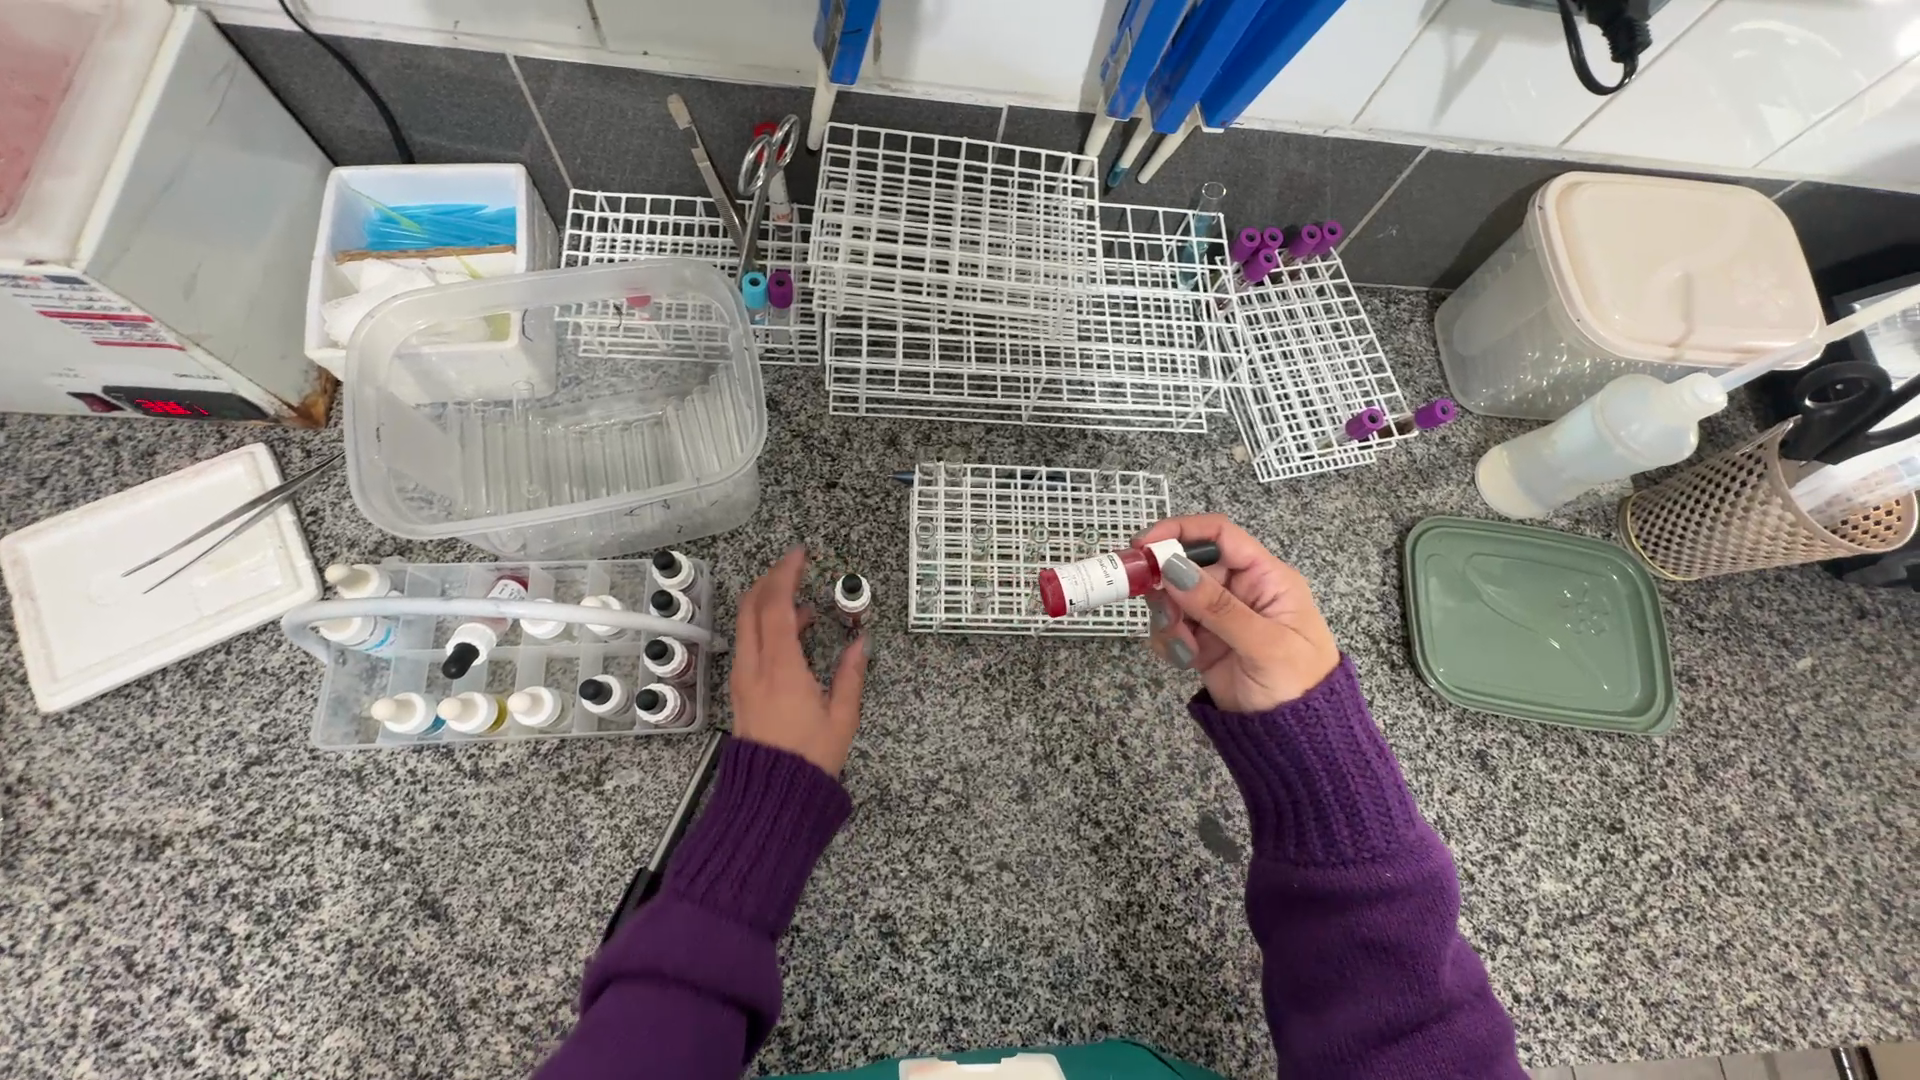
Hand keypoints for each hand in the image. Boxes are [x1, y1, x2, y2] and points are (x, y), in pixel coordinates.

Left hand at [729, 548, 869, 775]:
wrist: (771, 795)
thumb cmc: (810, 758)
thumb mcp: (842, 717)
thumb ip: (851, 675)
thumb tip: (861, 643)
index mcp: (781, 668)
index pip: (775, 606)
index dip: (786, 574)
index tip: (800, 555)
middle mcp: (754, 666)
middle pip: (751, 606)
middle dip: (771, 579)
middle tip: (795, 568)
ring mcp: (743, 678)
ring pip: (745, 623)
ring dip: (767, 601)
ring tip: (802, 601)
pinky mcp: (741, 689)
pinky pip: (748, 642)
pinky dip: (765, 624)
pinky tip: (792, 632)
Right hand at [1136, 515, 1339, 713]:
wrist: (1298, 740)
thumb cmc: (1298, 686)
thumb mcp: (1264, 644)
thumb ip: (1217, 606)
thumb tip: (1173, 567)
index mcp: (1266, 577)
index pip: (1219, 535)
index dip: (1181, 532)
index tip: (1145, 545)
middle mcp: (1240, 589)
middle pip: (1187, 565)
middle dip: (1168, 586)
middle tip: (1163, 612)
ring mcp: (1219, 616)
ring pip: (1173, 597)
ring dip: (1169, 619)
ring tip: (1186, 647)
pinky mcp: (1202, 640)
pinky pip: (1170, 627)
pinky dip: (1169, 641)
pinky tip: (1188, 661)